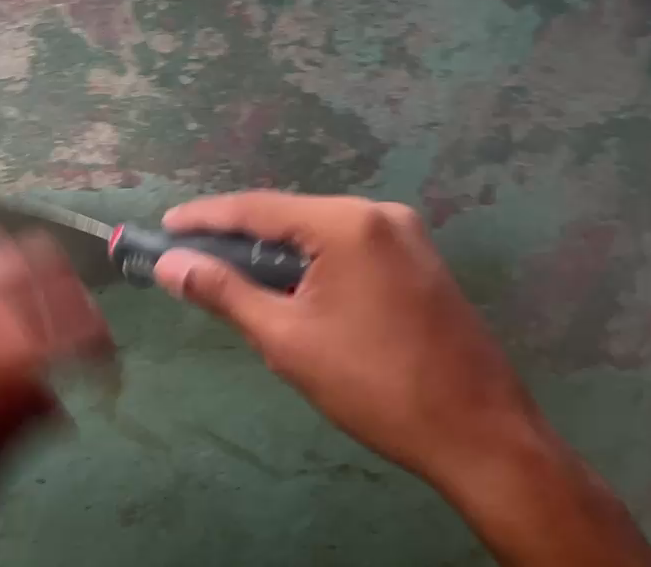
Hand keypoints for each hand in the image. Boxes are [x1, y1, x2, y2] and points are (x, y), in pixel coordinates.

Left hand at [0, 238, 111, 566]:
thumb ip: (23, 421)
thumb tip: (47, 400)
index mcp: (13, 351)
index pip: (83, 327)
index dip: (102, 340)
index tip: (99, 354)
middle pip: (48, 263)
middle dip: (66, 287)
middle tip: (61, 315)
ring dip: (13, 271)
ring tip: (5, 300)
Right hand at [152, 191, 534, 480]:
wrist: (485, 441)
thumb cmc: (376, 386)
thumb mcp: (285, 339)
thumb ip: (222, 292)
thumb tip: (168, 265)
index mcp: (346, 223)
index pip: (256, 208)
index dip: (205, 217)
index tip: (165, 227)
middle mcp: (378, 214)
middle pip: (288, 215)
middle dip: (237, 235)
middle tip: (191, 255)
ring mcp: (407, 236)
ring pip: (317, 231)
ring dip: (274, 250)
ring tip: (231, 272)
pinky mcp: (422, 262)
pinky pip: (347, 246)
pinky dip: (310, 260)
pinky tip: (289, 285)